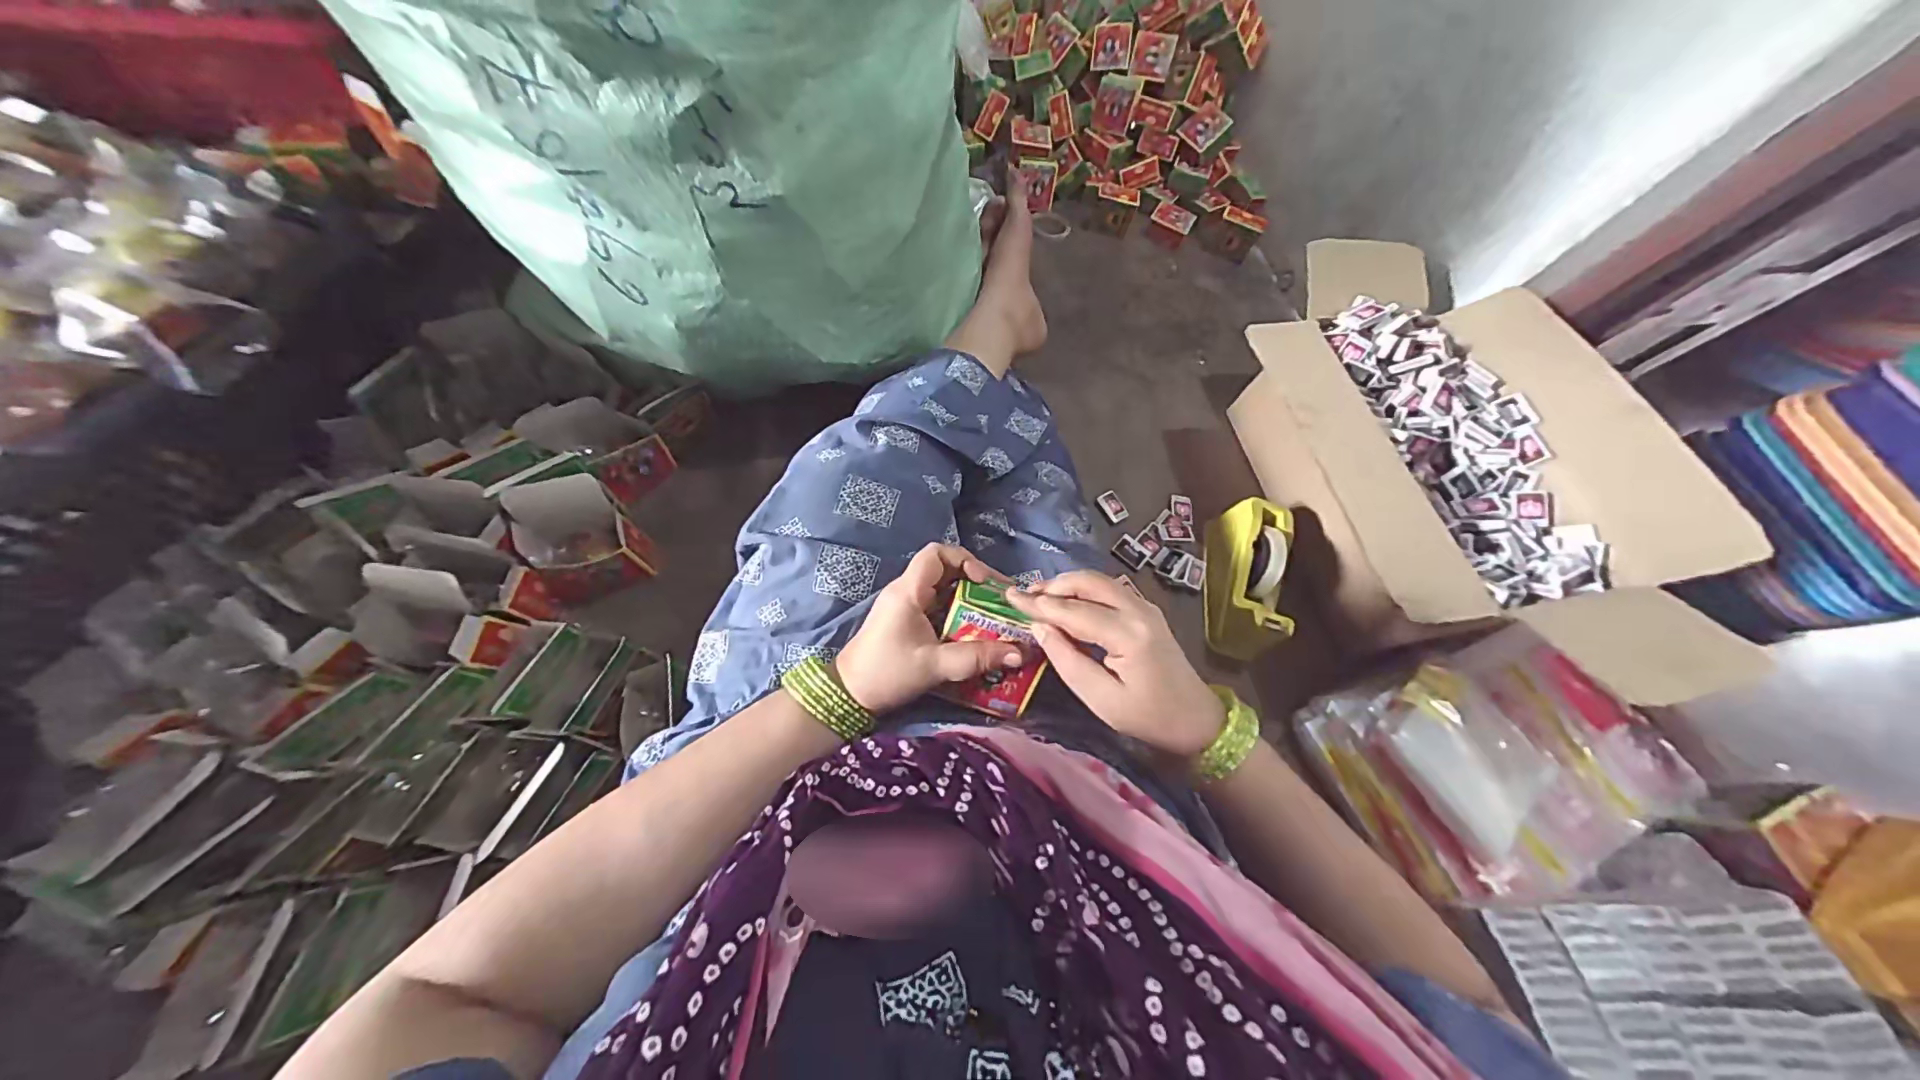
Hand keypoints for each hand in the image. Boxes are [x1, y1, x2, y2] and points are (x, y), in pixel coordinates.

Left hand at [833, 544, 1026, 714]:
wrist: (849, 695)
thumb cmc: (887, 673)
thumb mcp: (935, 666)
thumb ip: (977, 657)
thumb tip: (1020, 653)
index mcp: (908, 591)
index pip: (937, 553)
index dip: (966, 561)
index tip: (985, 583)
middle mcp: (906, 592)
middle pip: (945, 570)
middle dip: (975, 583)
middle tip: (1000, 602)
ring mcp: (905, 607)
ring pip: (943, 591)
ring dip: (968, 601)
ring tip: (994, 618)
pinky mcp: (906, 623)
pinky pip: (937, 608)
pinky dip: (957, 615)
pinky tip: (974, 634)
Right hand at [1007, 571, 1224, 759]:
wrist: (1197, 720)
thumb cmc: (1147, 717)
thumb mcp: (1100, 699)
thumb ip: (1067, 660)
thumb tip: (1040, 628)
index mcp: (1127, 634)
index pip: (1072, 610)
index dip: (1038, 604)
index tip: (1010, 596)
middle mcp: (1138, 611)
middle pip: (1087, 582)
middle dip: (1052, 586)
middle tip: (1023, 595)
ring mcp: (1145, 607)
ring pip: (1099, 581)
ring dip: (1068, 584)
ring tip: (1039, 597)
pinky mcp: (1147, 611)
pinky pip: (1110, 589)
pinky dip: (1084, 590)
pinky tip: (1068, 602)